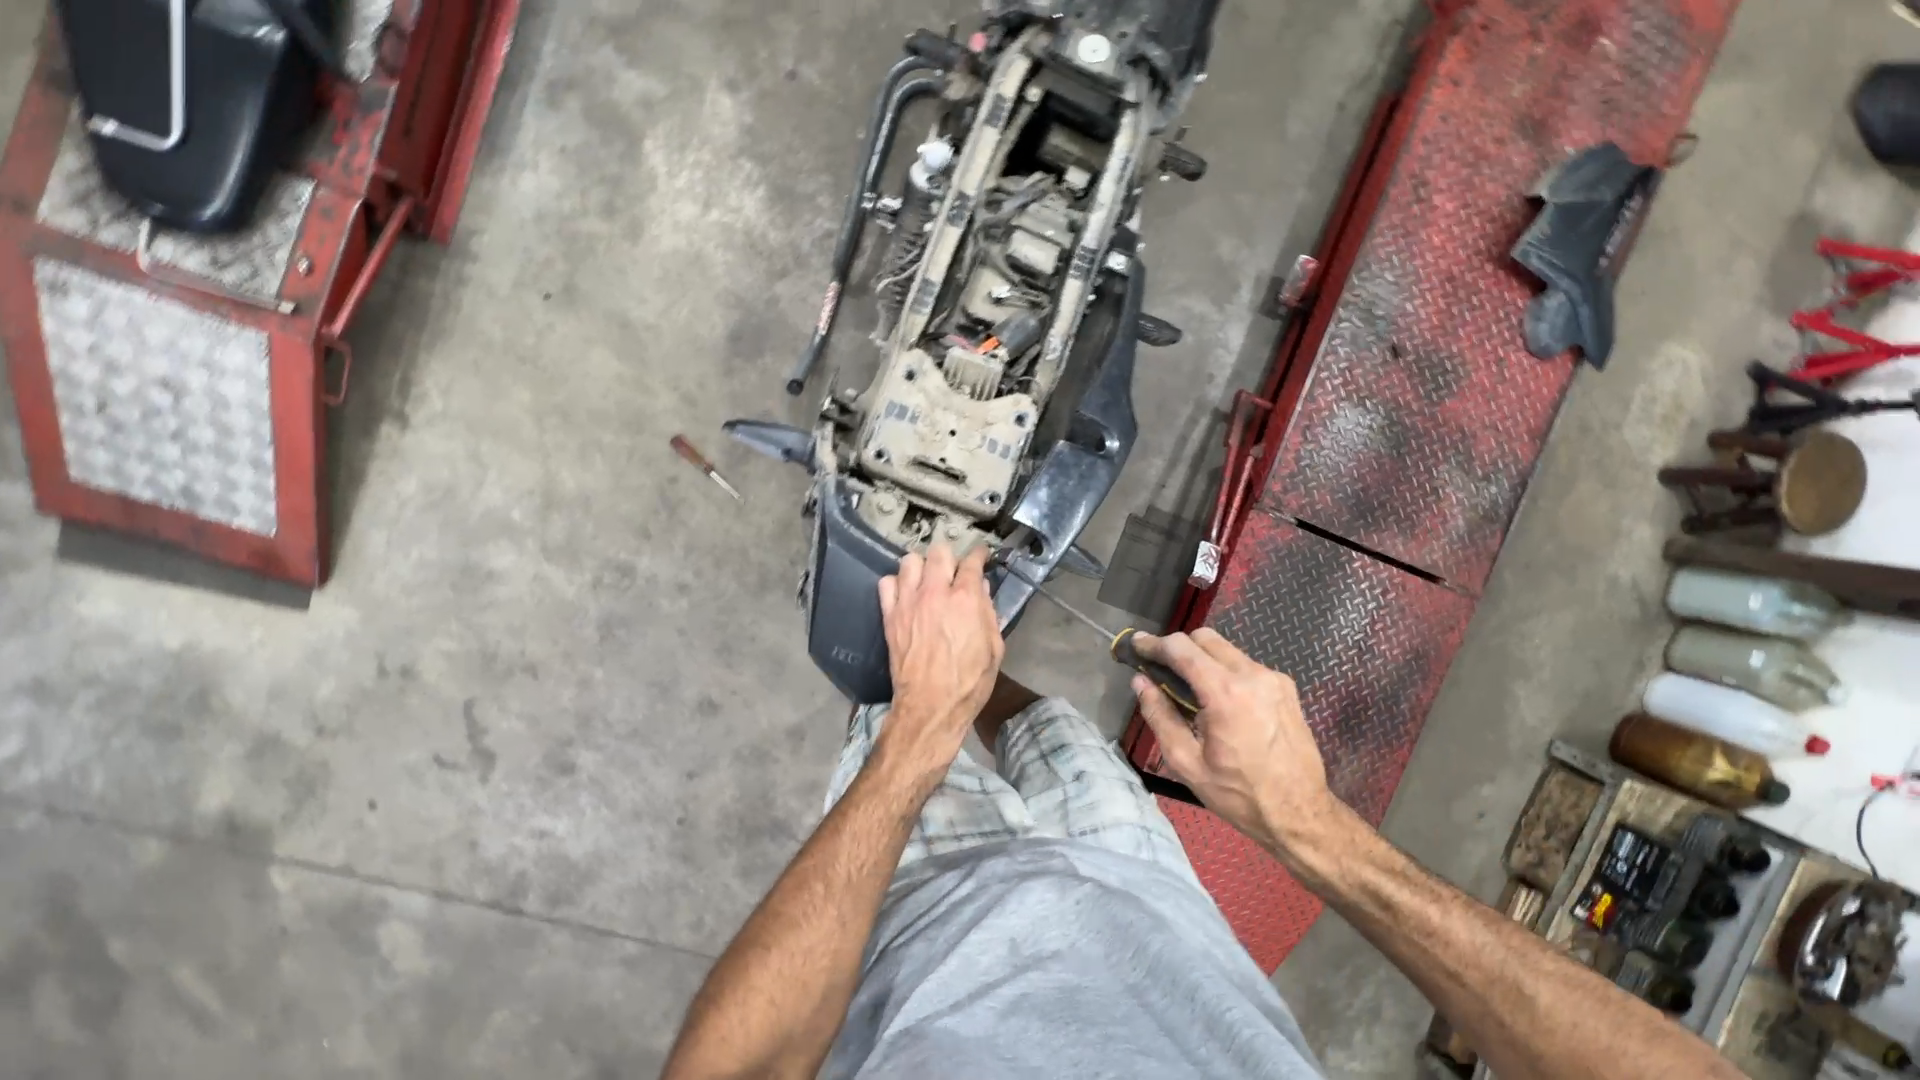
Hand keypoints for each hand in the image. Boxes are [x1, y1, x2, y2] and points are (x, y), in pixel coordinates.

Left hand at [875, 544, 1005, 780]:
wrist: (931, 706)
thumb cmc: (969, 682)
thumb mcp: (994, 648)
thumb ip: (988, 613)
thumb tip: (981, 589)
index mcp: (965, 599)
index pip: (971, 562)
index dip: (978, 555)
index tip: (980, 556)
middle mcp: (935, 592)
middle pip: (938, 552)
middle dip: (949, 556)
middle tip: (952, 568)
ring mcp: (909, 602)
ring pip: (909, 561)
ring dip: (920, 566)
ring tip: (926, 578)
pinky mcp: (890, 616)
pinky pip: (886, 584)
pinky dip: (896, 584)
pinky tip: (905, 594)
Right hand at [1131, 629, 1341, 862]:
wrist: (1300, 812)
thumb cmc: (1239, 794)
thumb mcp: (1186, 762)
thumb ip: (1159, 716)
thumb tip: (1140, 682)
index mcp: (1226, 693)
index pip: (1182, 648)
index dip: (1154, 644)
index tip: (1136, 646)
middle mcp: (1253, 675)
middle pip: (1205, 639)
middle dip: (1179, 648)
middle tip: (1160, 670)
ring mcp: (1274, 679)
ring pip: (1227, 650)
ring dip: (1203, 660)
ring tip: (1190, 692)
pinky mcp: (1286, 688)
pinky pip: (1246, 666)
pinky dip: (1225, 672)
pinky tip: (1220, 703)